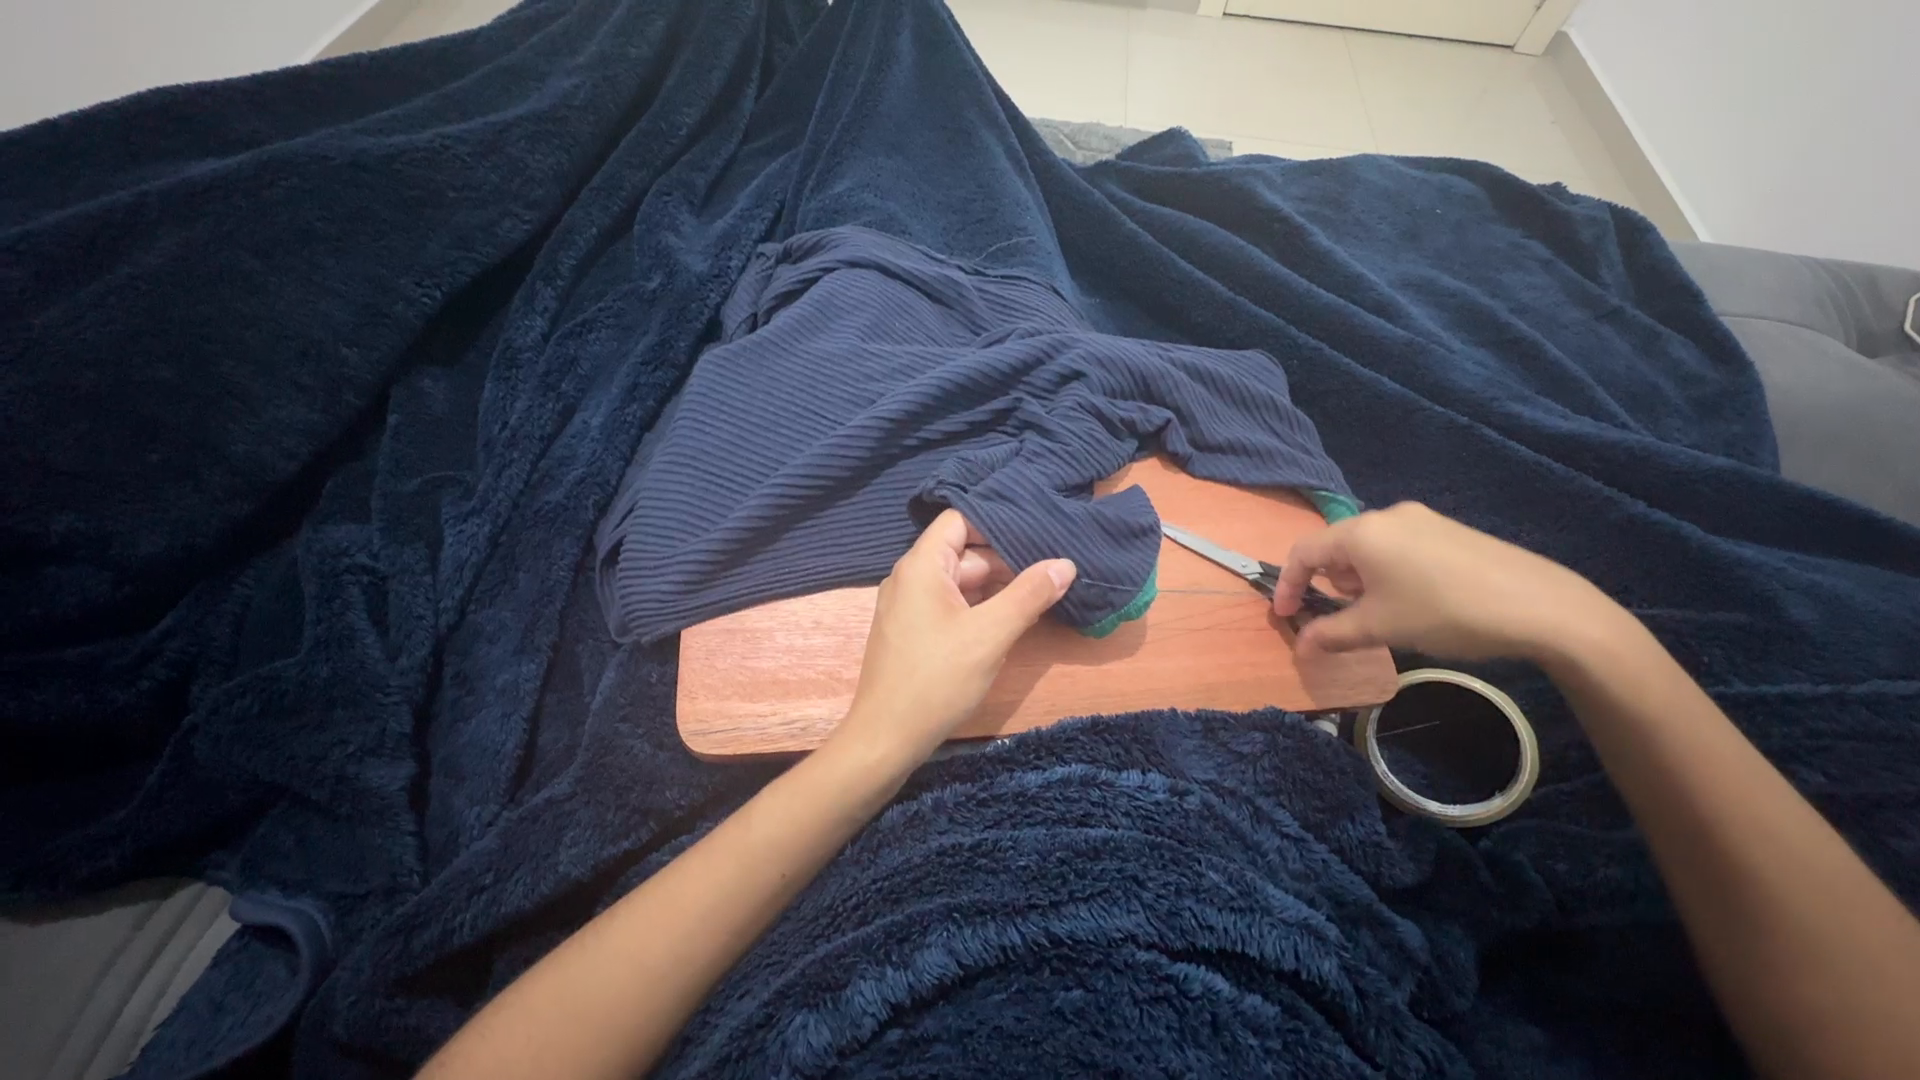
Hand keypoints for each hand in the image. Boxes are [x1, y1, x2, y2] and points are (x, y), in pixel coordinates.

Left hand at [836, 510, 1076, 763]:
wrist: (886, 738)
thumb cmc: (937, 680)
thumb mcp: (990, 635)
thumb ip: (1029, 595)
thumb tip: (1065, 563)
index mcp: (921, 566)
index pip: (960, 520)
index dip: (998, 523)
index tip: (1038, 534)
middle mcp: (910, 578)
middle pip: (964, 552)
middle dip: (1006, 562)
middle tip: (1052, 571)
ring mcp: (908, 606)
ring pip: (960, 582)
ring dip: (996, 588)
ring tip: (1041, 595)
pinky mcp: (913, 632)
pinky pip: (950, 605)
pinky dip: (979, 608)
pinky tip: (1010, 622)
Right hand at [1271, 502, 1625, 661]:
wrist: (1540, 605)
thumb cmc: (1443, 612)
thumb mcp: (1380, 628)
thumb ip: (1333, 634)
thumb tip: (1301, 645)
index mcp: (1362, 532)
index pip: (1305, 552)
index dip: (1289, 585)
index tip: (1286, 617)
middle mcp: (1387, 515)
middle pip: (1337, 546)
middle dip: (1329, 583)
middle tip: (1342, 616)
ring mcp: (1422, 519)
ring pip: (1369, 547)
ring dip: (1360, 579)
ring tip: (1381, 612)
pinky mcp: (1449, 530)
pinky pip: (1399, 547)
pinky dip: (1388, 572)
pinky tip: (1413, 599)